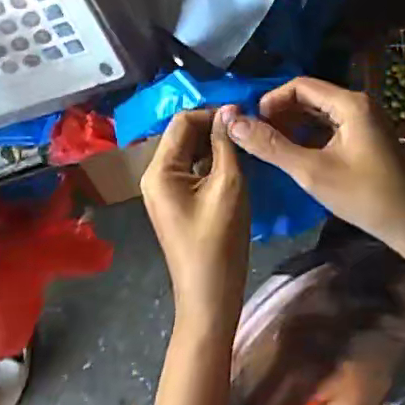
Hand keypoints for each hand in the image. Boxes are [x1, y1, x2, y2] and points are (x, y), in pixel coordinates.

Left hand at [142, 107, 248, 326]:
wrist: (209, 295)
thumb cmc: (218, 241)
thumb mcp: (228, 185)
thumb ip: (226, 143)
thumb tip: (230, 109)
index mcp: (160, 170)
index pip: (183, 121)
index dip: (213, 113)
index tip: (245, 117)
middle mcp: (155, 175)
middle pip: (184, 134)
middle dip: (215, 127)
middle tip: (249, 130)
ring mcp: (164, 190)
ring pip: (190, 151)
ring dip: (215, 144)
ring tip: (246, 145)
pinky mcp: (176, 201)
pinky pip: (192, 168)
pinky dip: (212, 161)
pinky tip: (235, 164)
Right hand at [228, 77, 404, 252]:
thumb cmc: (363, 196)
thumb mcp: (311, 172)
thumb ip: (272, 146)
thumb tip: (234, 123)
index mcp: (350, 103)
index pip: (300, 85)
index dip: (271, 100)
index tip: (251, 123)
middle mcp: (359, 103)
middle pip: (310, 96)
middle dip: (281, 112)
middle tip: (256, 136)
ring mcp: (365, 119)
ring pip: (320, 112)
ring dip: (294, 124)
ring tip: (270, 145)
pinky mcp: (367, 136)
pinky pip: (332, 125)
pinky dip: (310, 134)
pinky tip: (295, 153)